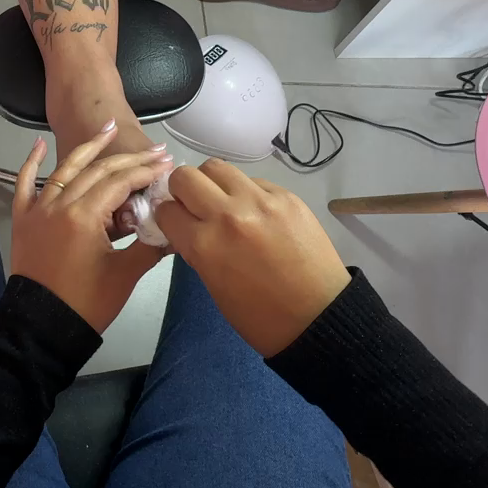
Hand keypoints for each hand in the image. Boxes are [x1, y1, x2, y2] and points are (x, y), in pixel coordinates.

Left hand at [11, 124, 172, 330]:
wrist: (41, 329)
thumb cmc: (87, 304)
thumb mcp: (125, 275)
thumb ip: (150, 245)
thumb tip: (174, 228)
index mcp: (85, 215)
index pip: (120, 182)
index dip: (145, 171)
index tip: (167, 164)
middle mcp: (60, 203)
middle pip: (98, 171)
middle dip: (128, 159)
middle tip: (154, 149)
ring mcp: (39, 209)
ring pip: (66, 169)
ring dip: (88, 148)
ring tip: (108, 129)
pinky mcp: (23, 219)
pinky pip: (24, 183)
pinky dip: (30, 162)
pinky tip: (38, 143)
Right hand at [153, 161, 350, 354]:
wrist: (321, 320)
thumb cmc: (261, 317)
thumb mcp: (213, 286)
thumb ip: (195, 248)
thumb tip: (184, 225)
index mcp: (205, 245)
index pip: (166, 210)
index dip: (166, 215)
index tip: (174, 221)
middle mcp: (228, 215)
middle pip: (185, 177)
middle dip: (181, 191)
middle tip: (194, 206)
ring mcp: (259, 201)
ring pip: (216, 167)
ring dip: (211, 183)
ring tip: (223, 201)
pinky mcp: (286, 196)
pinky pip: (253, 180)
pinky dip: (246, 192)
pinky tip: (256, 212)